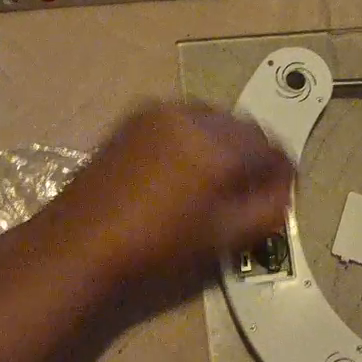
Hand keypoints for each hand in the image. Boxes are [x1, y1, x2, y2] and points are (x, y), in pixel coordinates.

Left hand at [32, 102, 294, 280]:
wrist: (79, 245)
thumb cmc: (156, 248)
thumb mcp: (222, 240)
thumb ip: (265, 213)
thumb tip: (282, 194)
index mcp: (218, 145)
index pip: (271, 146)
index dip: (283, 170)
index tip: (282, 192)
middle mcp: (192, 117)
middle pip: (243, 127)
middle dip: (255, 154)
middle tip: (254, 188)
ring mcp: (159, 113)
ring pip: (212, 120)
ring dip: (225, 143)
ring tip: (220, 180)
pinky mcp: (134, 120)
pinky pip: (182, 119)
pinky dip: (196, 137)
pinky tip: (187, 168)